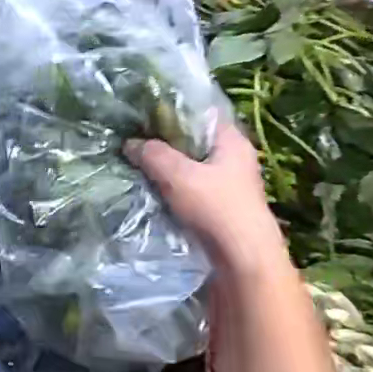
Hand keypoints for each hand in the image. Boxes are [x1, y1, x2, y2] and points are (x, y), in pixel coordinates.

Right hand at [124, 122, 287, 271]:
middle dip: (162, 142)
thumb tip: (130, 143)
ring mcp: (226, 184)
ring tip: (134, 165)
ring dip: (164, 168)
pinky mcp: (217, 206)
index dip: (170, 112)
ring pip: (188, 167)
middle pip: (192, 141)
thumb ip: (152, 154)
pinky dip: (169, 188)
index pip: (200, 114)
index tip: (141, 116)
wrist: (242, 260)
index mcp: (232, 141)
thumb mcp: (178, 175)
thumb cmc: (216, 208)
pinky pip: (188, 188)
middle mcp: (232, 159)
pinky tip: (148, 190)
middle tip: (132, 141)